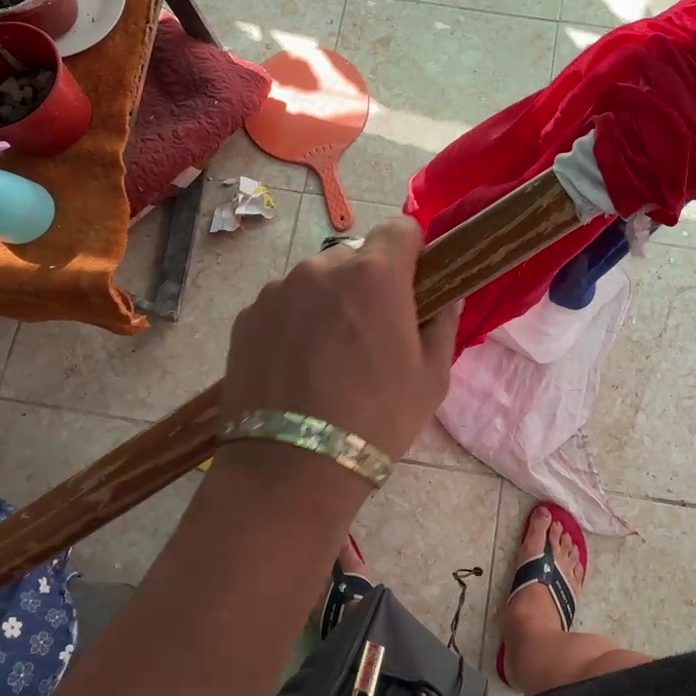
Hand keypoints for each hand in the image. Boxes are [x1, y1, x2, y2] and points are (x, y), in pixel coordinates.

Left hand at [222, 218, 460, 464]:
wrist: (290, 467)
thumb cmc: (376, 419)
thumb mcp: (431, 378)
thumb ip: (443, 324)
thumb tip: (447, 297)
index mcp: (375, 274)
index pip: (400, 228)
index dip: (411, 252)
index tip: (413, 285)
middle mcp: (322, 267)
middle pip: (355, 257)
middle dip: (367, 283)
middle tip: (371, 333)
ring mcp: (279, 290)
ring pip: (315, 281)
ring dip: (327, 302)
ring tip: (327, 358)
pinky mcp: (248, 316)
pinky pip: (282, 305)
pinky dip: (293, 324)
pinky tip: (295, 368)